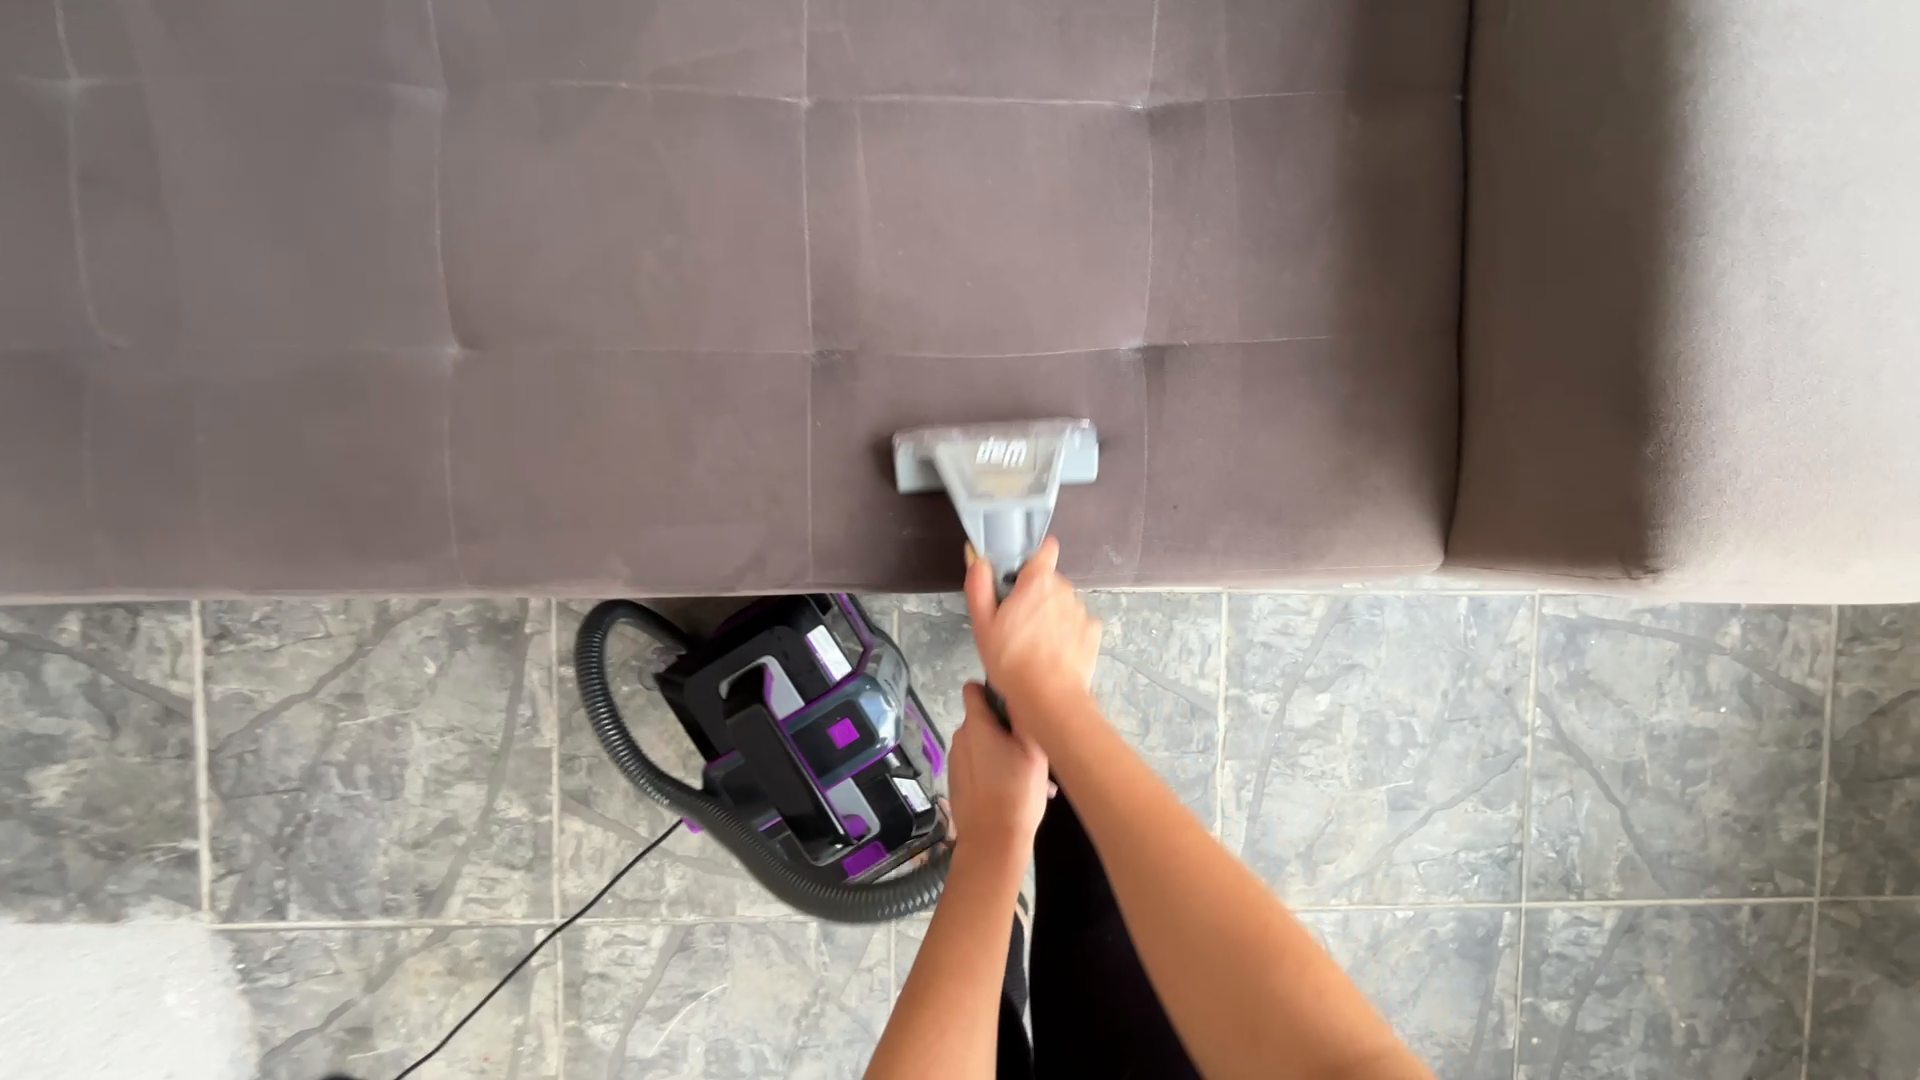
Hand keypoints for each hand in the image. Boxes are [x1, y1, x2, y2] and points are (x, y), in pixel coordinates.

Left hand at [946, 683, 1050, 856]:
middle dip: (1006, 729)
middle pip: (983, 720)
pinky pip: (978, 765)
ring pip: (983, 745)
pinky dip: (995, 770)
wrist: (992, 842)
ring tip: (1031, 778)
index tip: (1013, 705)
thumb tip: (1015, 689)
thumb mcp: (1033, 750)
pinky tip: (1016, 791)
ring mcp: (955, 761)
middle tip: (1033, 751)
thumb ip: (1022, 715)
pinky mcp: (957, 781)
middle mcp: (959, 738)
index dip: (992, 690)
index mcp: (975, 724)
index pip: (973, 688)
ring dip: (1004, 752)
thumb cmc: (1017, 792)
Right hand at [965, 537, 1102, 724]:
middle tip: (1016, 621)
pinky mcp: (1092, 632)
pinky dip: (1066, 633)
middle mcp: (1064, 590)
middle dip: (1035, 595)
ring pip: (1063, 604)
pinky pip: (1077, 624)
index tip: (1023, 571)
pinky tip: (1051, 651)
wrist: (1048, 697)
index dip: (1034, 557)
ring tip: (1033, 642)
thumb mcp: (983, 624)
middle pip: (1049, 582)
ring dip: (1051, 615)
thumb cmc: (1012, 661)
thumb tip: (978, 562)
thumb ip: (979, 586)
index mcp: (1037, 582)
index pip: (1044, 551)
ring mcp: (1081, 612)